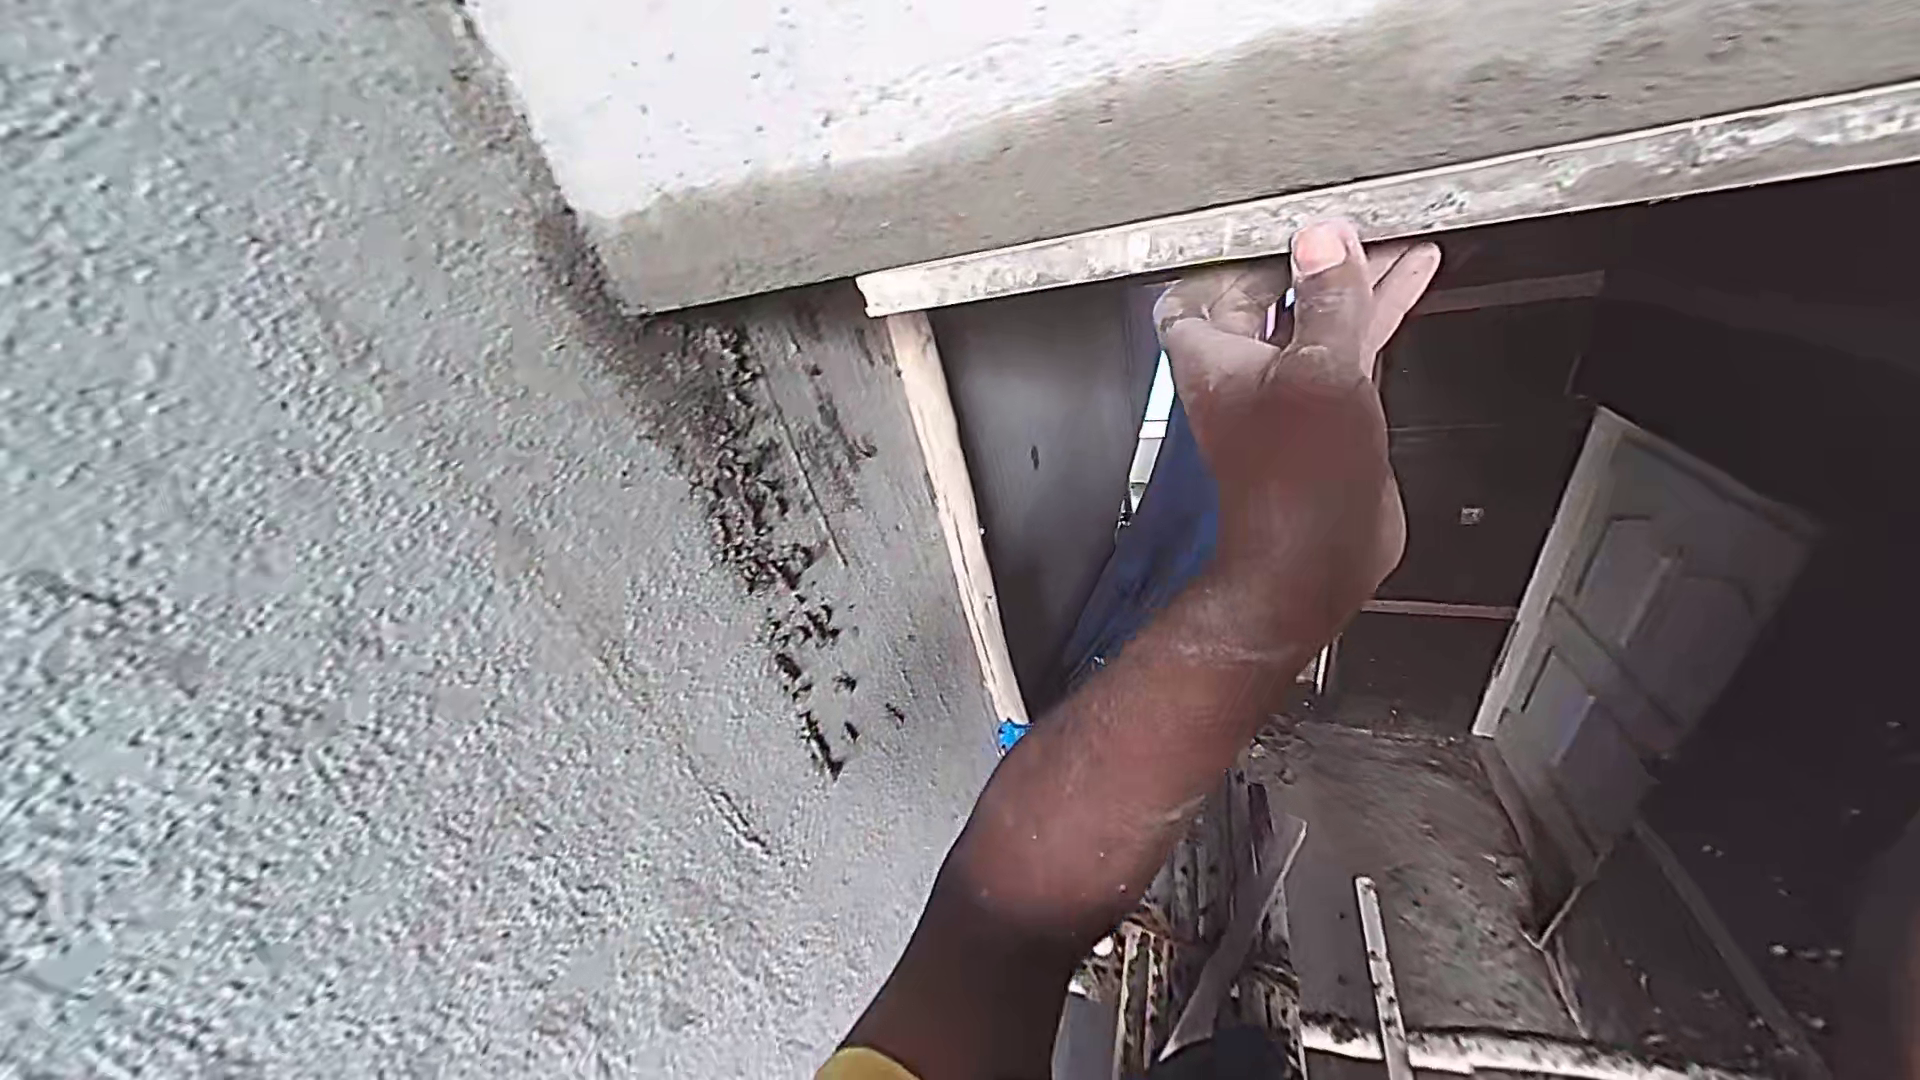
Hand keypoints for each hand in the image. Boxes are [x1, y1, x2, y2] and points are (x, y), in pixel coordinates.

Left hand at [1154, 218, 1439, 636]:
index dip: (1218, 260)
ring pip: (1310, 320)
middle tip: (1347, 220)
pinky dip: (1372, 313)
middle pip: (1261, 299)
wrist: (1318, 551)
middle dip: (1301, 259)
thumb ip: (1325, 302)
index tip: (1258, 224)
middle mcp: (1240, 375)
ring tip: (1393, 236)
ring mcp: (1283, 392)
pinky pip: (1343, 347)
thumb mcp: (1319, 371)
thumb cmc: (1298, 479)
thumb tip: (1322, 240)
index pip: (1190, 299)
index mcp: (1214, 362)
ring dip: (1345, 281)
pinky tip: (1409, 277)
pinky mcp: (1323, 411)